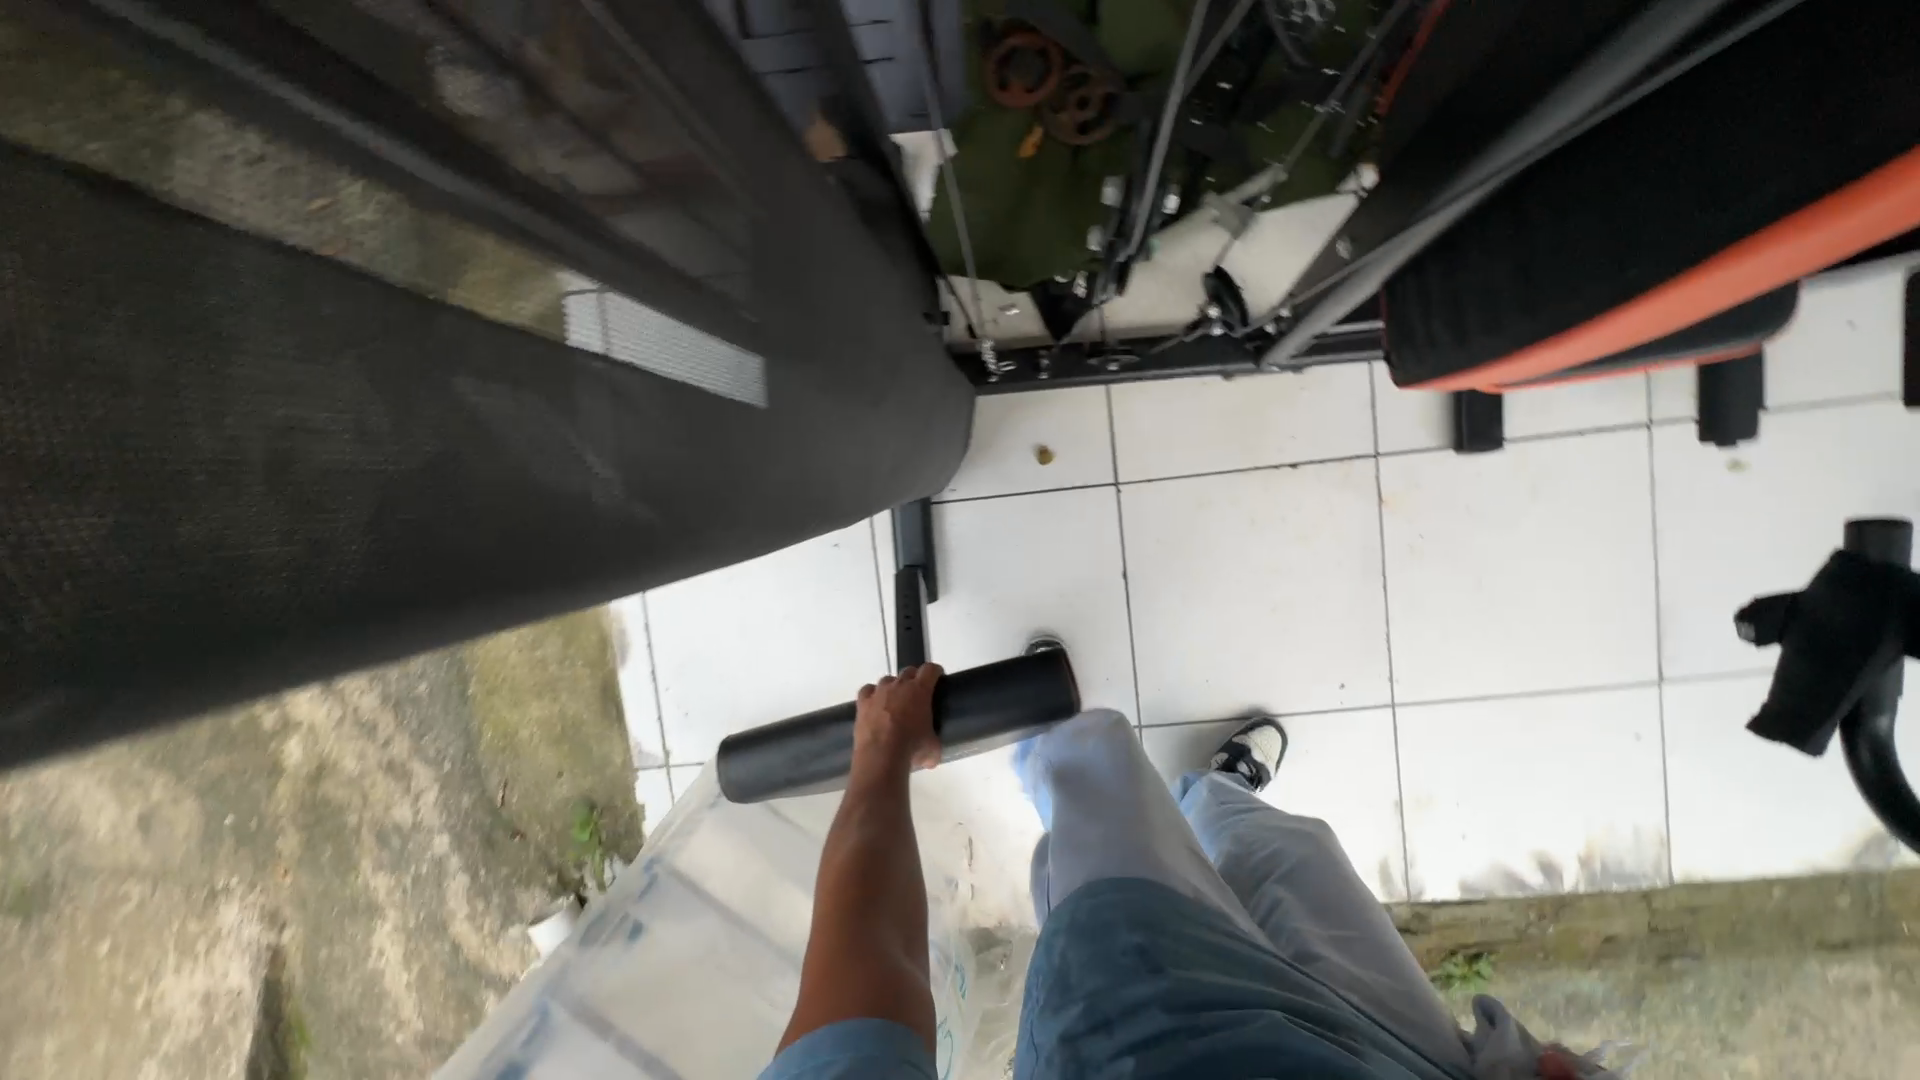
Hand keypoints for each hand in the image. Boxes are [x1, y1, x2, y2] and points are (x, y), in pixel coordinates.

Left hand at [852, 664, 943, 772]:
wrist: (881, 756)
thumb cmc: (912, 749)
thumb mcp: (933, 749)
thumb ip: (934, 745)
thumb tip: (931, 756)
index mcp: (920, 690)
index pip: (930, 670)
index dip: (935, 671)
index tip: (938, 676)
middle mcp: (899, 685)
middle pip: (908, 671)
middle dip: (914, 678)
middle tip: (917, 693)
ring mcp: (879, 692)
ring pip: (887, 680)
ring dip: (893, 687)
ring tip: (895, 701)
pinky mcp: (862, 703)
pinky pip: (867, 690)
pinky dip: (872, 695)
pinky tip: (874, 704)